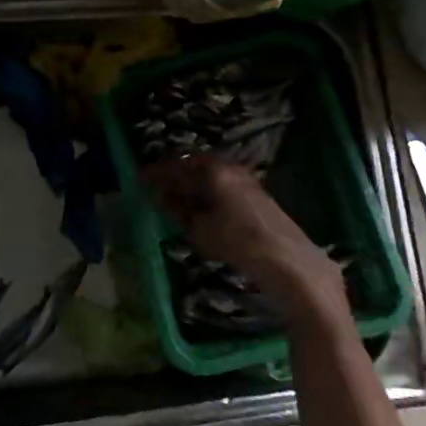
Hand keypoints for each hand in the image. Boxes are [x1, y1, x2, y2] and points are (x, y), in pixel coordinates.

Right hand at [143, 156, 343, 309]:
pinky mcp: (256, 194)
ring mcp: (245, 179)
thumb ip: (178, 209)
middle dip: (174, 175)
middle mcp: (229, 168)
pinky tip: (200, 206)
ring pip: (209, 175)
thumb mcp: (198, 229)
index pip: (175, 165)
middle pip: (194, 165)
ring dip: (191, 183)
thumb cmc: (237, 242)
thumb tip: (161, 196)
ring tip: (175, 198)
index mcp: (212, 170)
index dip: (155, 172)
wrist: (287, 260)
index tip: (138, 178)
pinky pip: (222, 184)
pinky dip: (206, 190)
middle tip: (155, 187)